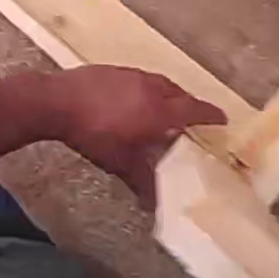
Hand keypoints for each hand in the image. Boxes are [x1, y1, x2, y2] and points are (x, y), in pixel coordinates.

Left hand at [43, 66, 227, 207]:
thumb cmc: (93, 134)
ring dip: (167, 93)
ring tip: (166, 106)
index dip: (210, 115)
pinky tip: (134, 98)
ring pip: (158, 82)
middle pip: (179, 93)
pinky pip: (138, 77)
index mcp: (160, 110)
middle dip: (189, 104)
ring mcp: (130, 74)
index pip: (194, 110)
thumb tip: (154, 208)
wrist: (56, 101)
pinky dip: (145, 87)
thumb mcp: (120, 163)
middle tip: (194, 116)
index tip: (222, 118)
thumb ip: (142, 183)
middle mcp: (150, 87)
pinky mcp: (111, 69)